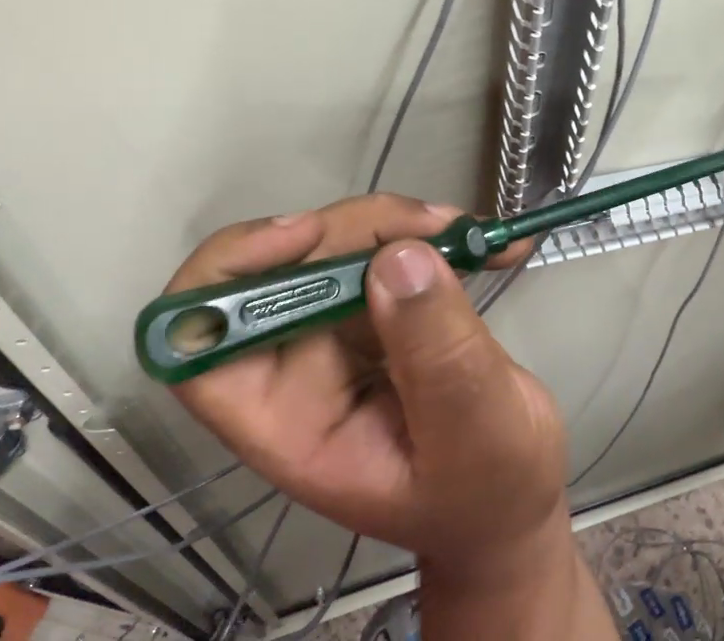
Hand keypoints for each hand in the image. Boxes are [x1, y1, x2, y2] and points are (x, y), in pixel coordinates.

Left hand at [161, 195, 565, 570]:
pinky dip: (440, 240)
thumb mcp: (474, 429)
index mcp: (290, 421)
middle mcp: (301, 373)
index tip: (304, 235)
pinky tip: (492, 244)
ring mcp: (342, 342)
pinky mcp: (385, 321)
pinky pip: (392, 259)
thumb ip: (436, 350)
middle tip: (436, 224)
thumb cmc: (490, 493)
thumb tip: (397, 256)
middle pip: (285, 274)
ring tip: (472, 232)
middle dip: (354, 232)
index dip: (227, 278)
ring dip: (402, 227)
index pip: (204, 348)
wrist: (520, 500)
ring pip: (338, 252)